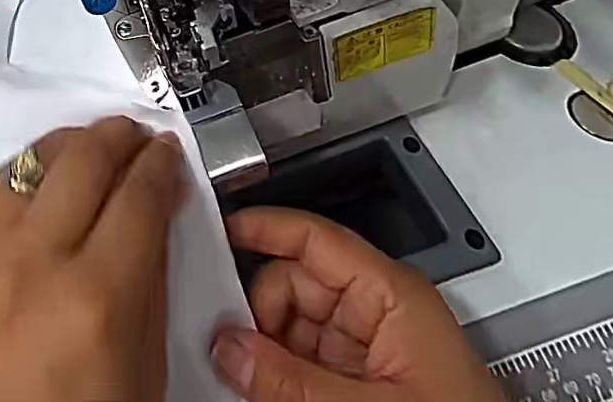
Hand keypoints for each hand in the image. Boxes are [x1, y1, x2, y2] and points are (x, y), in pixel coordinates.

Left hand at [0, 116, 188, 401]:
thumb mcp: (140, 373)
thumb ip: (152, 281)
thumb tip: (157, 211)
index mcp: (96, 302)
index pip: (139, 196)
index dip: (161, 164)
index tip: (169, 154)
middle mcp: (36, 264)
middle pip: (87, 159)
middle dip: (121, 136)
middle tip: (140, 138)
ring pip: (37, 157)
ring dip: (76, 141)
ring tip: (98, 146)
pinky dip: (30, 165)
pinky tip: (48, 170)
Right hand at [211, 207, 501, 401]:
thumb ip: (293, 380)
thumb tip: (229, 346)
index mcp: (392, 294)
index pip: (315, 237)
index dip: (265, 227)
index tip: (220, 230)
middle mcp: (379, 310)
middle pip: (296, 282)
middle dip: (258, 310)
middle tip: (230, 346)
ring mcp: (370, 348)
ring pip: (294, 324)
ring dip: (266, 347)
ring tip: (249, 380)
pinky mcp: (364, 382)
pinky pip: (305, 359)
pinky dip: (281, 373)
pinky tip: (266, 390)